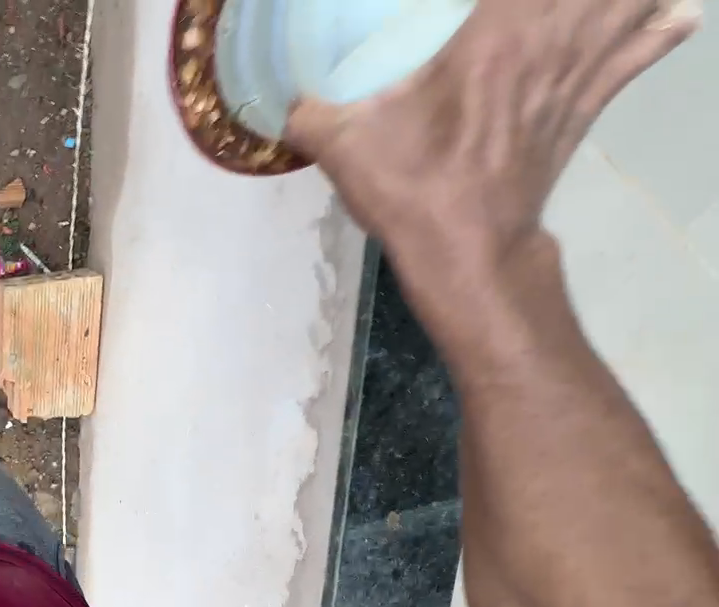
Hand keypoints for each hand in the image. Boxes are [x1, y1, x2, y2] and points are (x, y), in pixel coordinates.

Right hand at [286, 0, 699, 276]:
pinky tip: (647, 15)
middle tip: (499, 15)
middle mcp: (556, 33)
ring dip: (605, 1)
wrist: (464, 246)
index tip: (456, 9)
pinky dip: (657, 22)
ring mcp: (585, 64)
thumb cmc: (409, 188)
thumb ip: (309, 115)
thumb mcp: (341, 148)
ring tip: (556, 14)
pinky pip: (654, 37)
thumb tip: (285, 99)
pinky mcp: (594, 96)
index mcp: (496, 33)